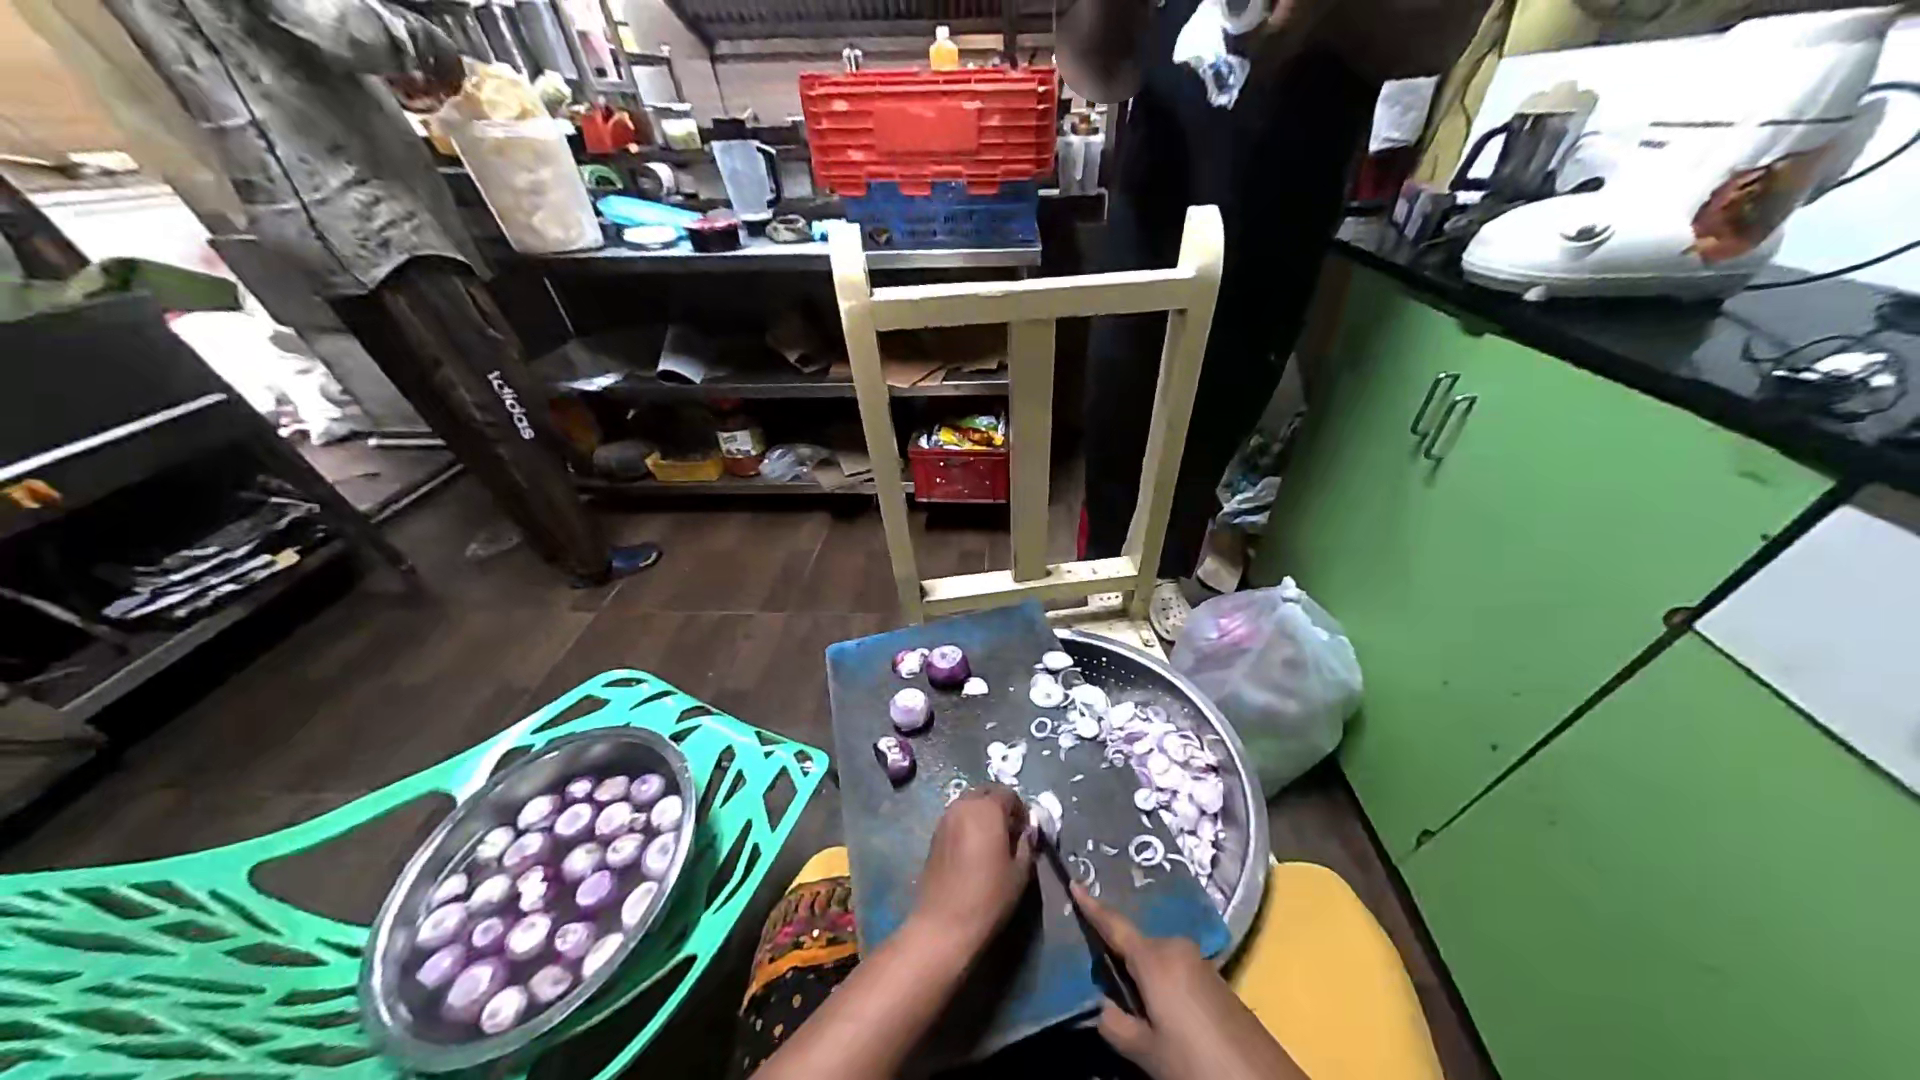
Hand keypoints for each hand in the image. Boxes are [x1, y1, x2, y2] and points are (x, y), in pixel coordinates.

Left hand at [908, 786, 1035, 951]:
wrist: (944, 922)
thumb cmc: (989, 896)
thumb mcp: (1020, 871)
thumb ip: (1027, 843)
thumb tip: (1028, 830)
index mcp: (987, 809)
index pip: (1008, 793)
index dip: (1020, 809)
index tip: (1025, 830)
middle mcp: (963, 805)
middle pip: (985, 793)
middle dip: (1000, 806)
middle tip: (1010, 832)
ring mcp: (945, 818)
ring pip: (968, 803)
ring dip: (982, 814)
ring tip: (992, 841)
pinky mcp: (935, 834)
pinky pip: (956, 817)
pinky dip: (968, 823)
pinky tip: (973, 850)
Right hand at [1074, 882, 1304, 1079]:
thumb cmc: (1197, 1065)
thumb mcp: (1147, 1052)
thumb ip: (1115, 1024)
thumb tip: (1104, 1006)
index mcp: (1155, 959)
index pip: (1115, 926)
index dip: (1092, 907)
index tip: (1074, 882)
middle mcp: (1176, 949)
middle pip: (1136, 946)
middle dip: (1118, 961)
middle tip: (1102, 987)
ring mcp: (1200, 964)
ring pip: (1156, 962)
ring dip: (1142, 979)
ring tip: (1133, 1011)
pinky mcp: (1217, 982)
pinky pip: (1176, 974)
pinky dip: (1162, 987)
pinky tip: (1162, 1019)